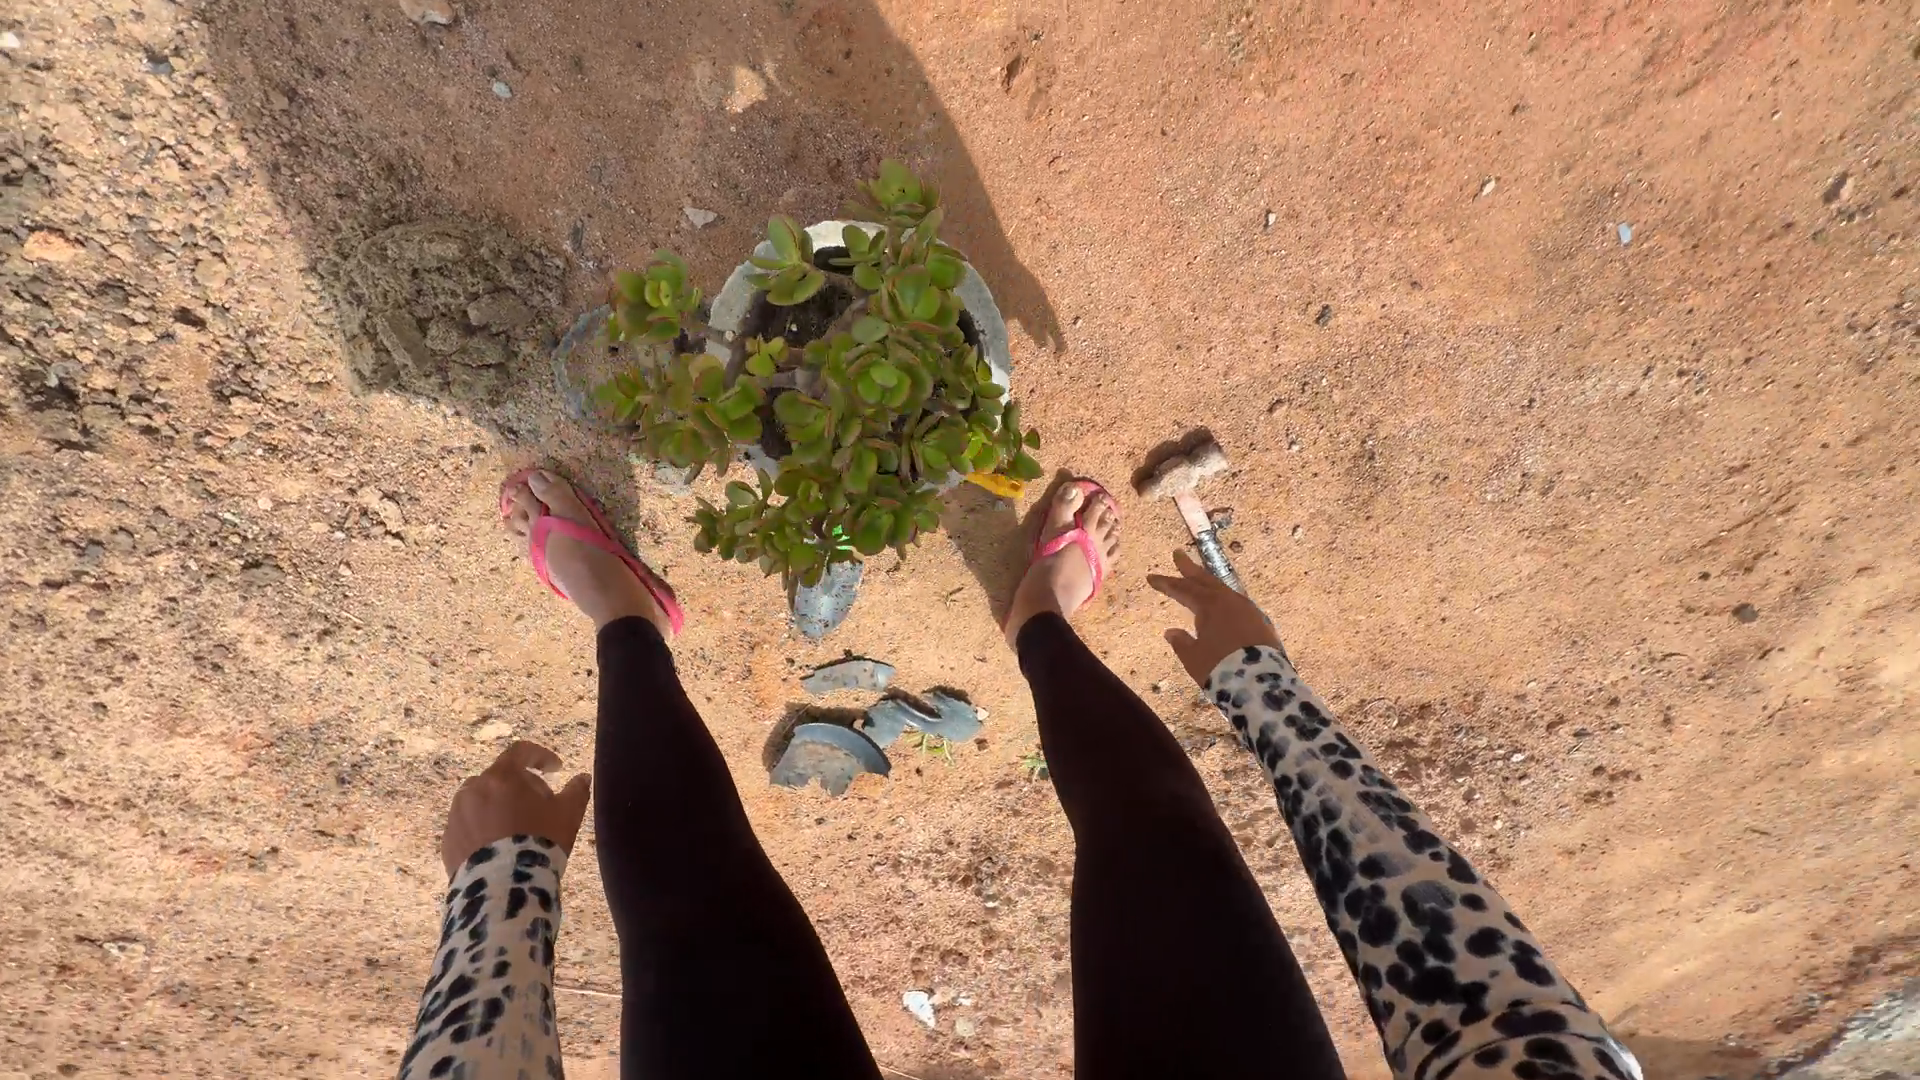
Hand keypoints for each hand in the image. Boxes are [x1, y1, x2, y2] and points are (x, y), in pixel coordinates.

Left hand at [440, 741, 591, 878]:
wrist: (504, 885)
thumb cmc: (539, 839)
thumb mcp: (569, 812)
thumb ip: (576, 790)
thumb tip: (582, 778)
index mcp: (502, 777)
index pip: (520, 751)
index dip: (541, 756)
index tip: (556, 769)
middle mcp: (474, 790)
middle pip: (498, 776)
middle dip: (519, 783)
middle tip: (538, 802)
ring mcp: (456, 816)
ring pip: (479, 799)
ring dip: (497, 804)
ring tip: (516, 824)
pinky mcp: (447, 841)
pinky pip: (467, 823)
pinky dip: (482, 826)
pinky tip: (499, 843)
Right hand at [1148, 550, 1284, 686]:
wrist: (1261, 684)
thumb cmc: (1221, 668)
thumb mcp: (1193, 657)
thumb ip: (1181, 642)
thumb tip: (1171, 631)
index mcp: (1209, 605)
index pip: (1182, 589)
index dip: (1166, 583)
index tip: (1150, 577)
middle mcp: (1229, 601)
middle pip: (1205, 580)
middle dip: (1189, 568)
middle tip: (1178, 553)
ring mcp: (1248, 610)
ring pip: (1223, 589)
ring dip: (1208, 582)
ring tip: (1199, 578)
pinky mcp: (1260, 623)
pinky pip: (1236, 602)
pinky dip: (1223, 597)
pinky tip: (1222, 603)